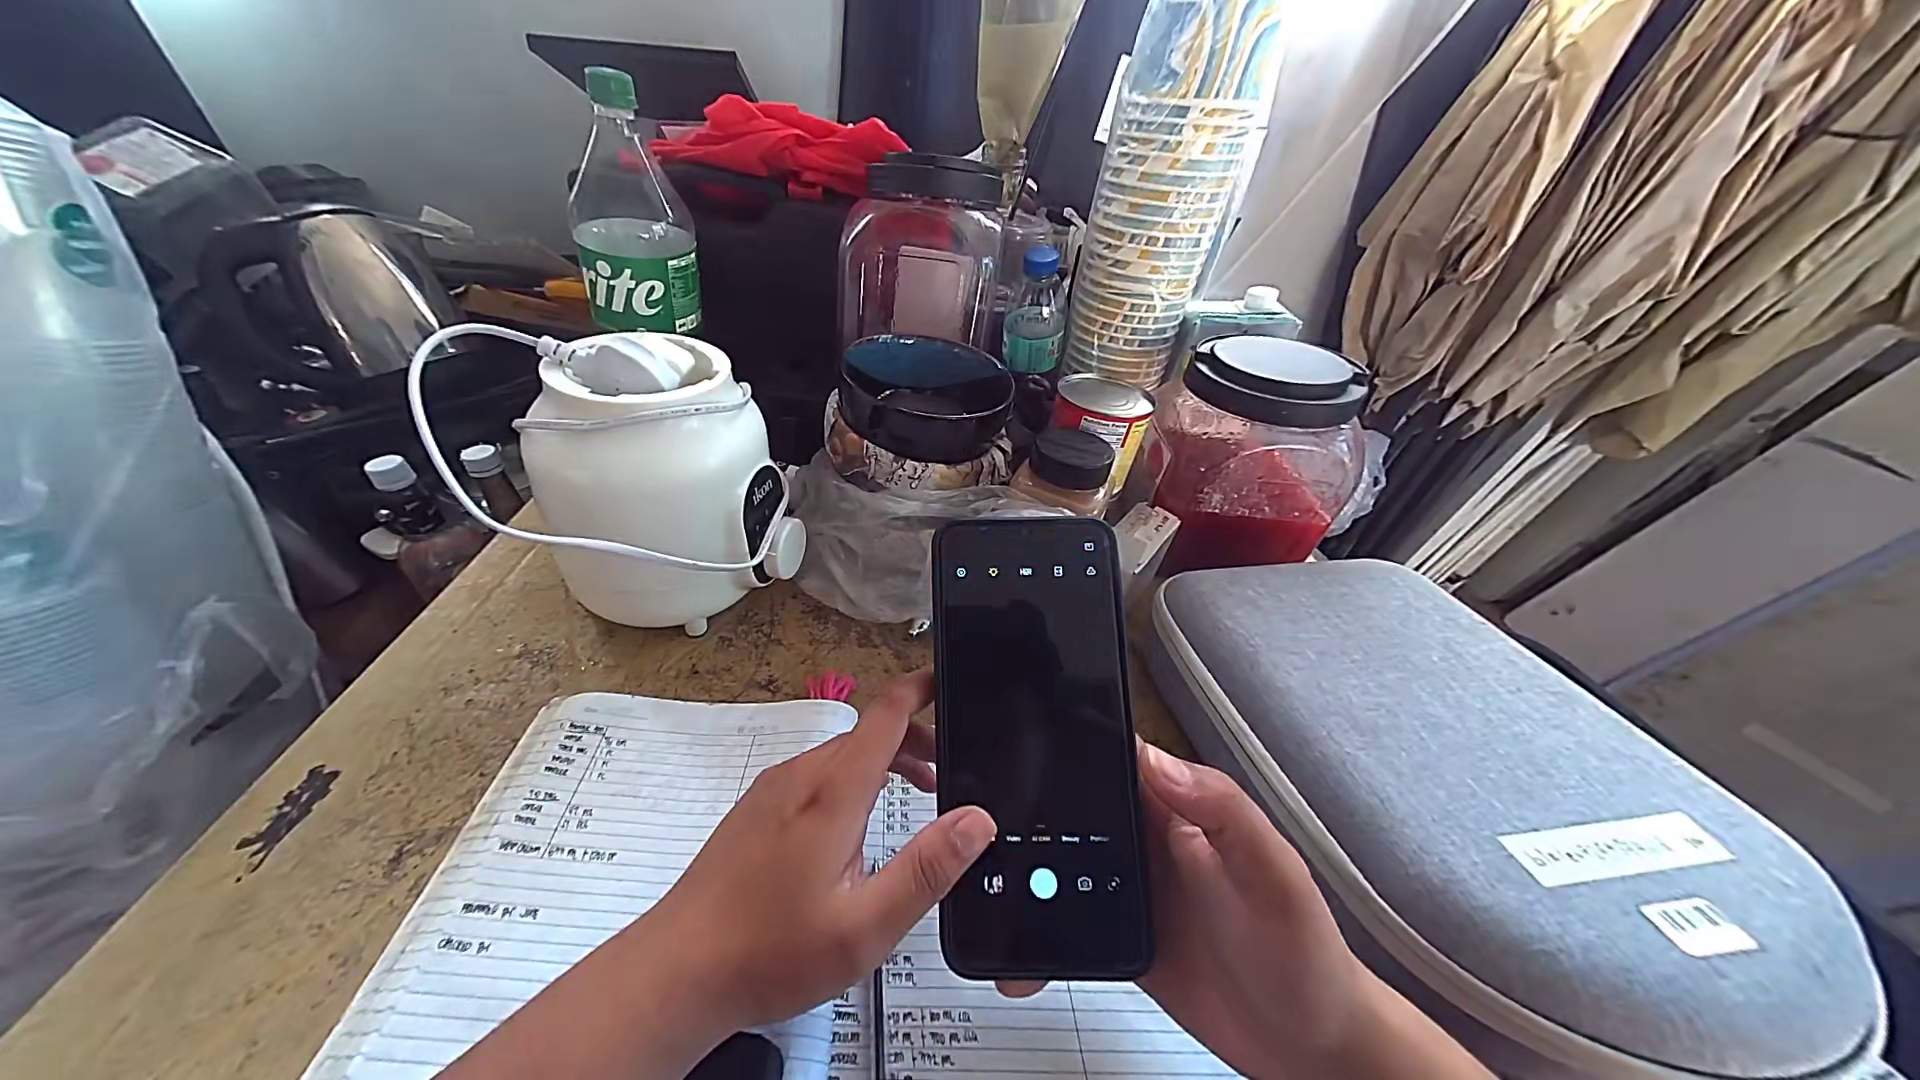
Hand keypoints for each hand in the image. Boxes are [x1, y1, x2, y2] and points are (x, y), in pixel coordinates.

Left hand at [652, 671, 992, 1030]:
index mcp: (833, 793)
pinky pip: (816, 772)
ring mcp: (775, 788)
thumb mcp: (866, 925)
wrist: (676, 970)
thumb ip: (927, 868)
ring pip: (842, 753)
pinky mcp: (759, 805)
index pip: (885, 715)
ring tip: (908, 797)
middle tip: (941, 776)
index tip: (943, 680)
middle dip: (912, 740)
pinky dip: (851, 778)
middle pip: (868, 732)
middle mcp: (801, 776)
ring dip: (882, 762)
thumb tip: (975, 822)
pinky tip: (854, 824)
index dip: (919, 690)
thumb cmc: (768, 951)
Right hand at [1003, 743, 1489, 1079]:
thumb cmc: (1303, 950)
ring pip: (1057, 858)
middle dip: (1026, 805)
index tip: (1019, 743)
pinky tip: (1019, 950)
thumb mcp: (1273, 873)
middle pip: (1072, 804)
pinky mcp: (1115, 930)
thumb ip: (1224, 812)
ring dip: (1023, 866)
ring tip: (983, 879)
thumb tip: (1158, 761)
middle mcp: (1145, 838)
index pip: (1114, 757)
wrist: (1307, 1046)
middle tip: (980, 820)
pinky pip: (1062, 917)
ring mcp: (1126, 885)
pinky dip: (1035, 928)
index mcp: (1177, 807)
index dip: (1069, 740)